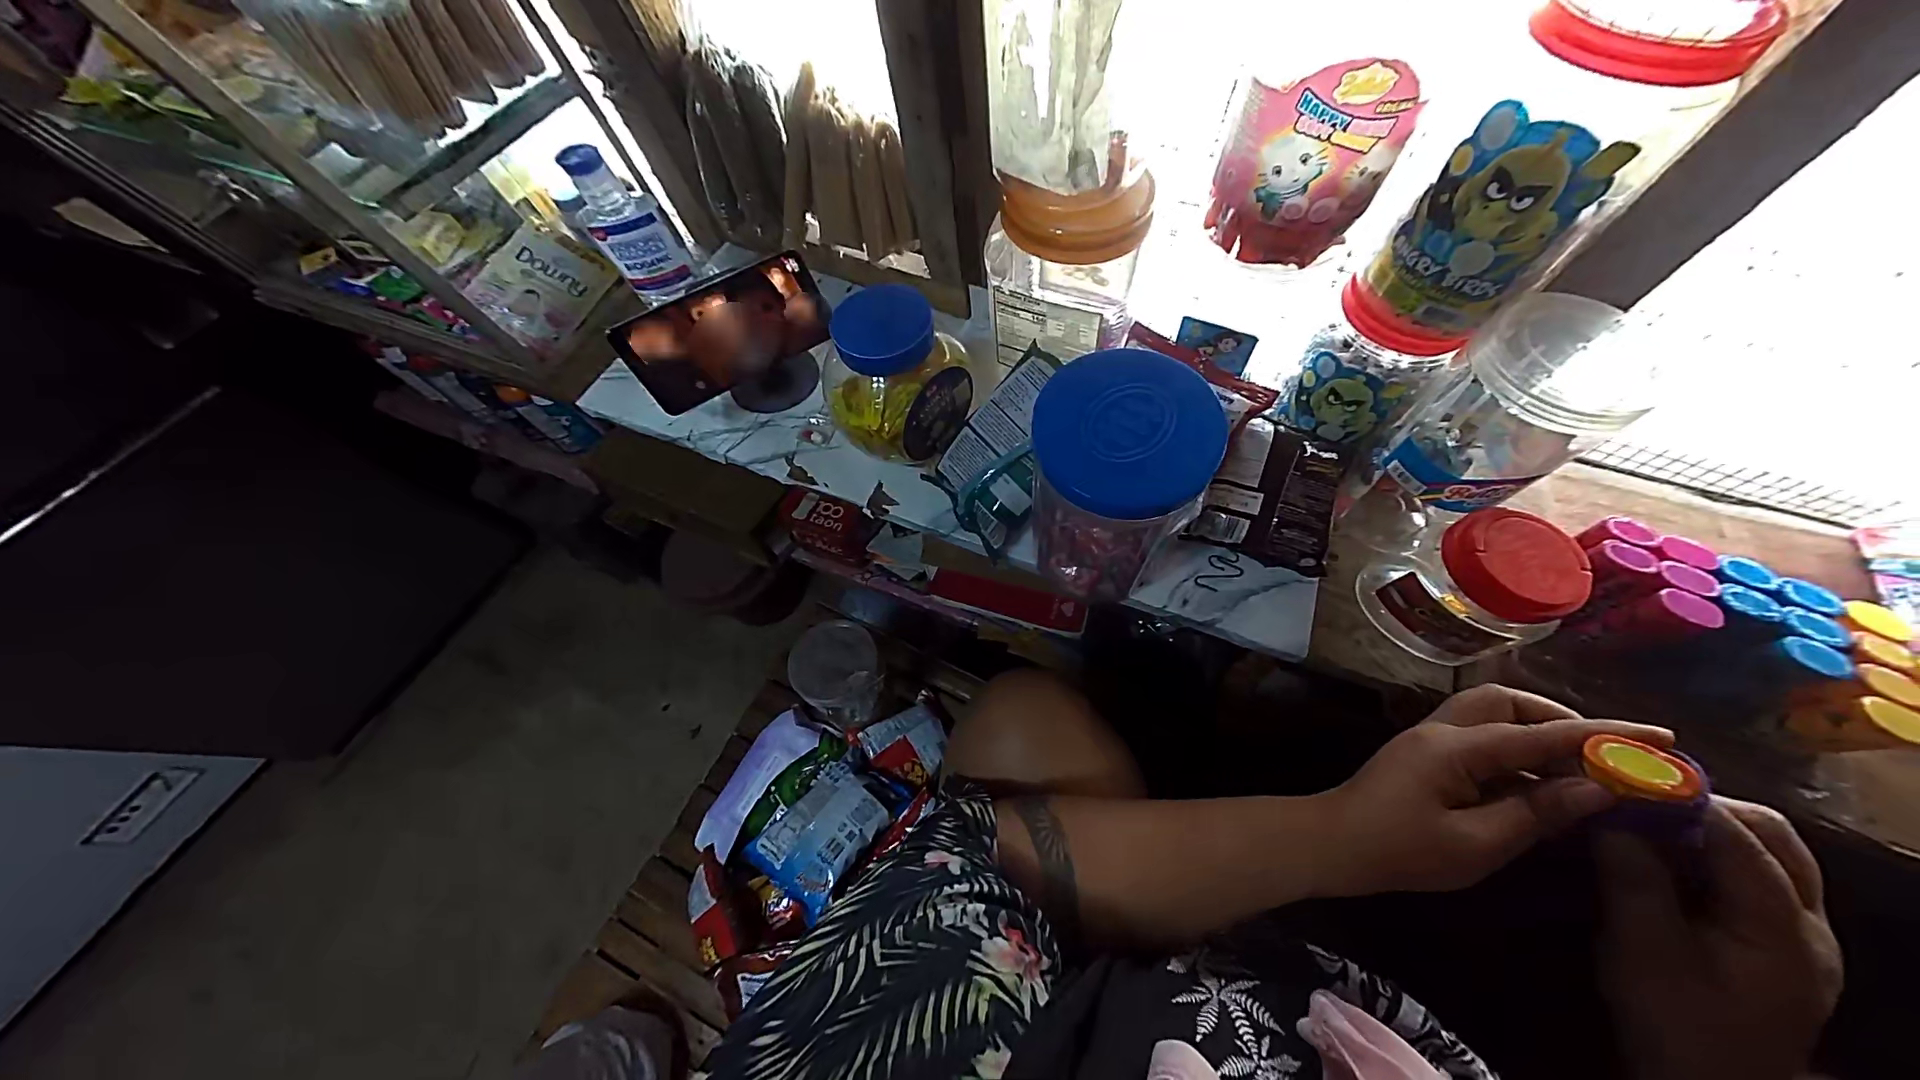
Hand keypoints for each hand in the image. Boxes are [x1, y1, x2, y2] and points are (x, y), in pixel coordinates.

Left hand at [1314, 684, 1672, 896]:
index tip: (1660, 737)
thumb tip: (1598, 789)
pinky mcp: (1425, 755)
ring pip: (1490, 715)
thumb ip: (1536, 813)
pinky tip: (1541, 786)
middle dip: (1561, 720)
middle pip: (1506, 703)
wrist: (1334, 844)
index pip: (1536, 732)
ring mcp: (1428, 739)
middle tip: (1610, 754)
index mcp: (1452, 747)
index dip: (1600, 735)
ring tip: (1585, 772)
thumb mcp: (1476, 843)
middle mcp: (1439, 730)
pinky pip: (1478, 738)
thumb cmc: (1400, 849)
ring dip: (1538, 735)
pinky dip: (1515, 752)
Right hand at [1596, 798, 1841, 1079]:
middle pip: (1774, 838)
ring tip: (1644, 816)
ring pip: (1768, 851)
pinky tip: (1661, 851)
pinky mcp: (1773, 939)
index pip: (1744, 844)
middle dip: (1704, 805)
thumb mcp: (1642, 951)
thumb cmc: (1676, 1022)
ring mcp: (1797, 934)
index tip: (1627, 773)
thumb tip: (1610, 814)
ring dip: (1707, 824)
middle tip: (1637, 793)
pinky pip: (1752, 872)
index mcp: (1782, 932)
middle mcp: (1806, 926)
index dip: (1686, 800)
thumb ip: (1631, 879)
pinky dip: (1707, 847)